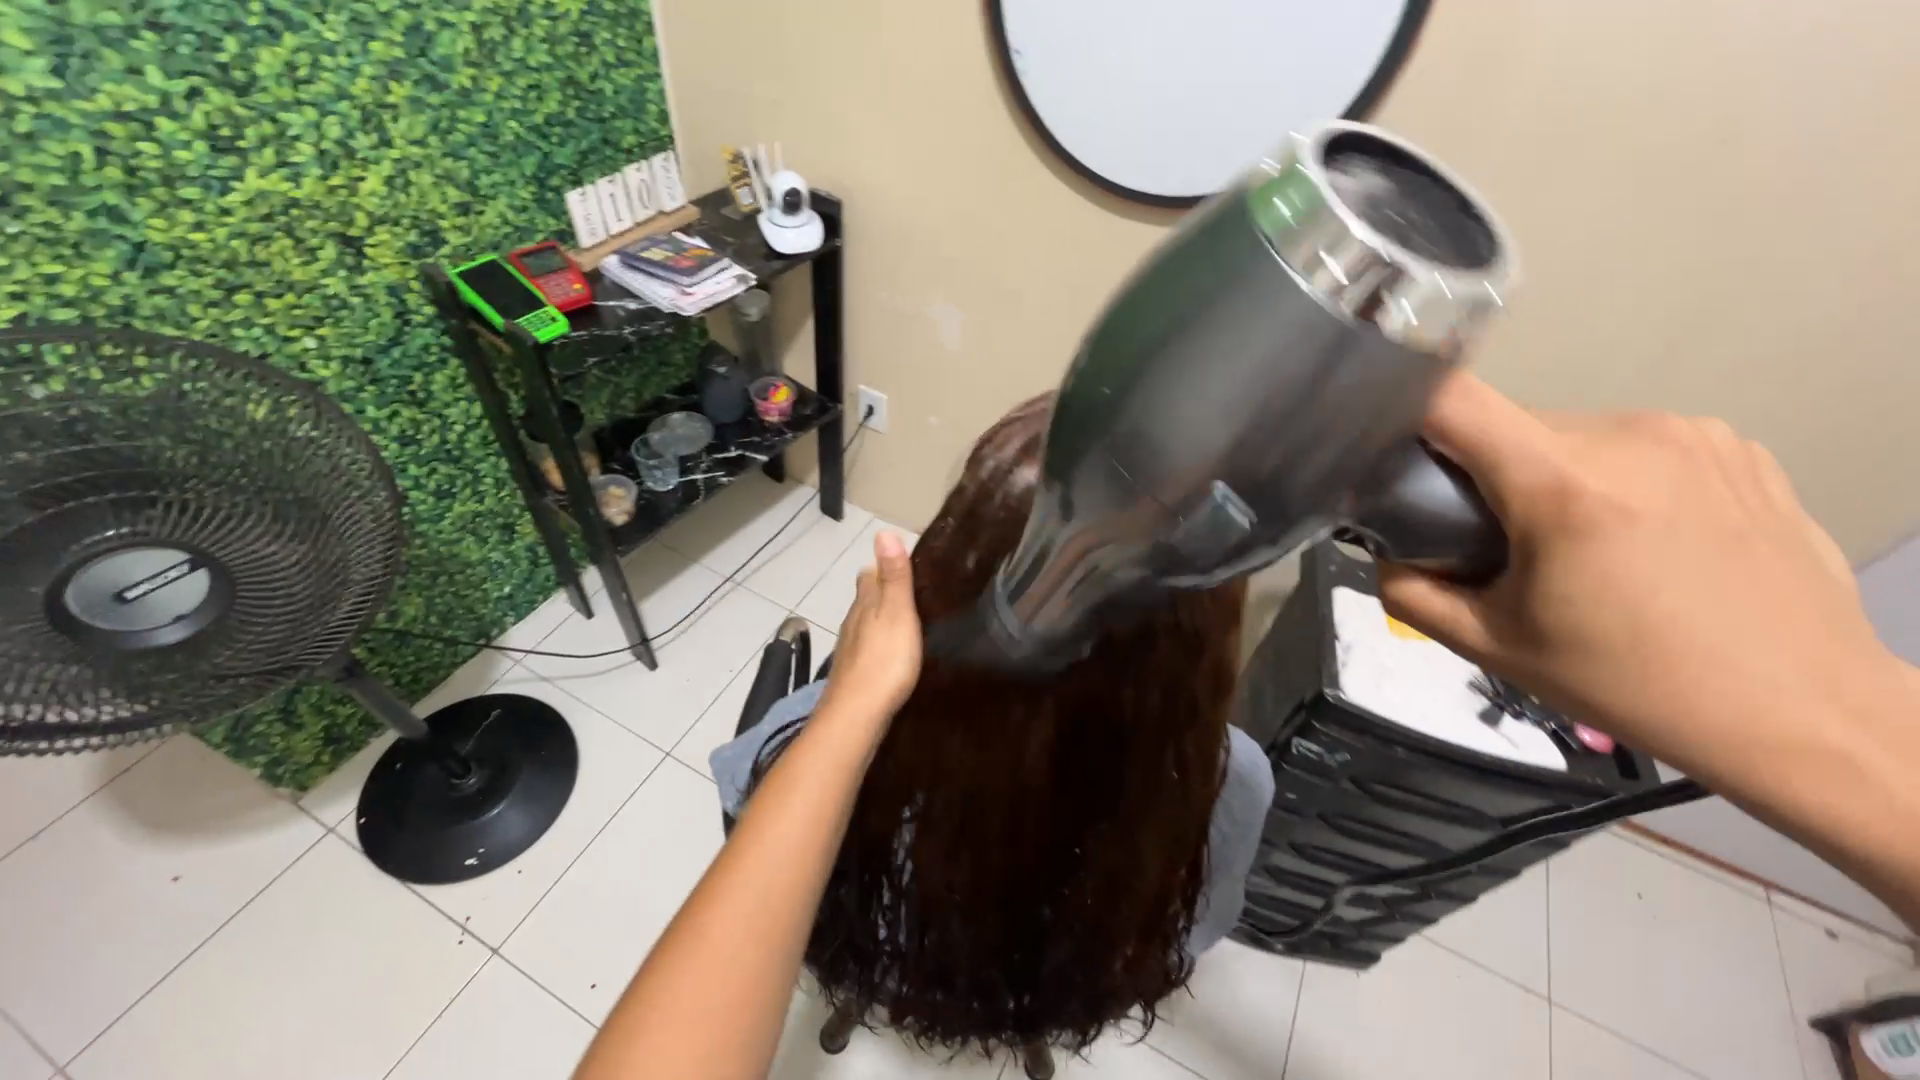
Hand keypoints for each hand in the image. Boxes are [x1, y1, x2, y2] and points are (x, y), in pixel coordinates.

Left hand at [819, 532, 922, 722]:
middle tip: (912, 595)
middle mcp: (852, 621)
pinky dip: (878, 645)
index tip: (906, 567)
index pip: (869, 574)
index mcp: (865, 603)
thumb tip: (883, 531)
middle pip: (865, 599)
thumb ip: (895, 576)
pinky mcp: (853, 673)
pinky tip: (890, 654)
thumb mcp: (898, 612)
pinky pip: (866, 648)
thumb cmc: (884, 660)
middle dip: (882, 593)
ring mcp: (850, 649)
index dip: (884, 567)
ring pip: (864, 624)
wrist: (857, 713)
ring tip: (905, 623)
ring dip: (880, 620)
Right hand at [1377, 373, 1898, 772]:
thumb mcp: (1495, 647)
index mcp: (1565, 486)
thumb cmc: (1634, 684)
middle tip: (1493, 539)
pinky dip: (1612, 479)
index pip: (1453, 401)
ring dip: (1548, 474)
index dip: (1403, 411)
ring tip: (1575, 546)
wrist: (1802, 712)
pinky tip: (1641, 539)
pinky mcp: (1737, 447)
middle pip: (1511, 425)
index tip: (1388, 448)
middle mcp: (1631, 436)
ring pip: (1572, 435)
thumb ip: (1411, 592)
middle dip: (1483, 471)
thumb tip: (1381, 554)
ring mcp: (1694, 435)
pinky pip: (1634, 444)